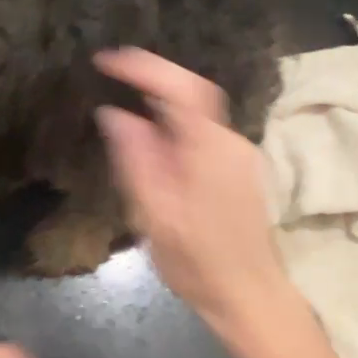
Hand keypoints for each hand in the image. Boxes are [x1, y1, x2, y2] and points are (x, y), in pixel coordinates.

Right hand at [95, 48, 292, 339]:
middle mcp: (231, 144)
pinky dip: (175, 130)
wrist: (249, 297)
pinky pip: (202, 136)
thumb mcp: (154, 214)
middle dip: (152, 82)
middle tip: (111, 78)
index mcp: (210, 150)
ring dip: (162, 108)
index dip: (145, 66)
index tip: (107, 60)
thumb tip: (114, 114)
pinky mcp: (240, 173)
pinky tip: (152, 147)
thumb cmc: (198, 263)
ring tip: (124, 111)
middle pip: (192, 96)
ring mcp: (240, 157)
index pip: (182, 88)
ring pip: (197, 118)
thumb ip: (135, 159)